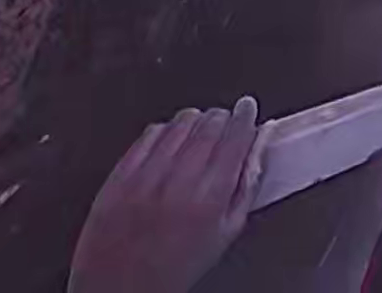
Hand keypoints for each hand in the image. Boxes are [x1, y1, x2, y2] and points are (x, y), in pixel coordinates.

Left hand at [69, 96, 267, 292]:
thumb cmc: (171, 271)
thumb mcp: (223, 237)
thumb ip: (247, 189)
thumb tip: (259, 150)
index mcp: (209, 200)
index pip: (236, 136)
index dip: (245, 116)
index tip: (247, 109)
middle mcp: (179, 183)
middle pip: (211, 122)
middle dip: (223, 118)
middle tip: (226, 125)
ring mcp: (147, 176)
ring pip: (183, 121)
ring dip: (196, 122)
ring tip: (197, 136)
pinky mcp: (123, 174)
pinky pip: (152, 132)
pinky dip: (166, 131)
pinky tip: (170, 145)